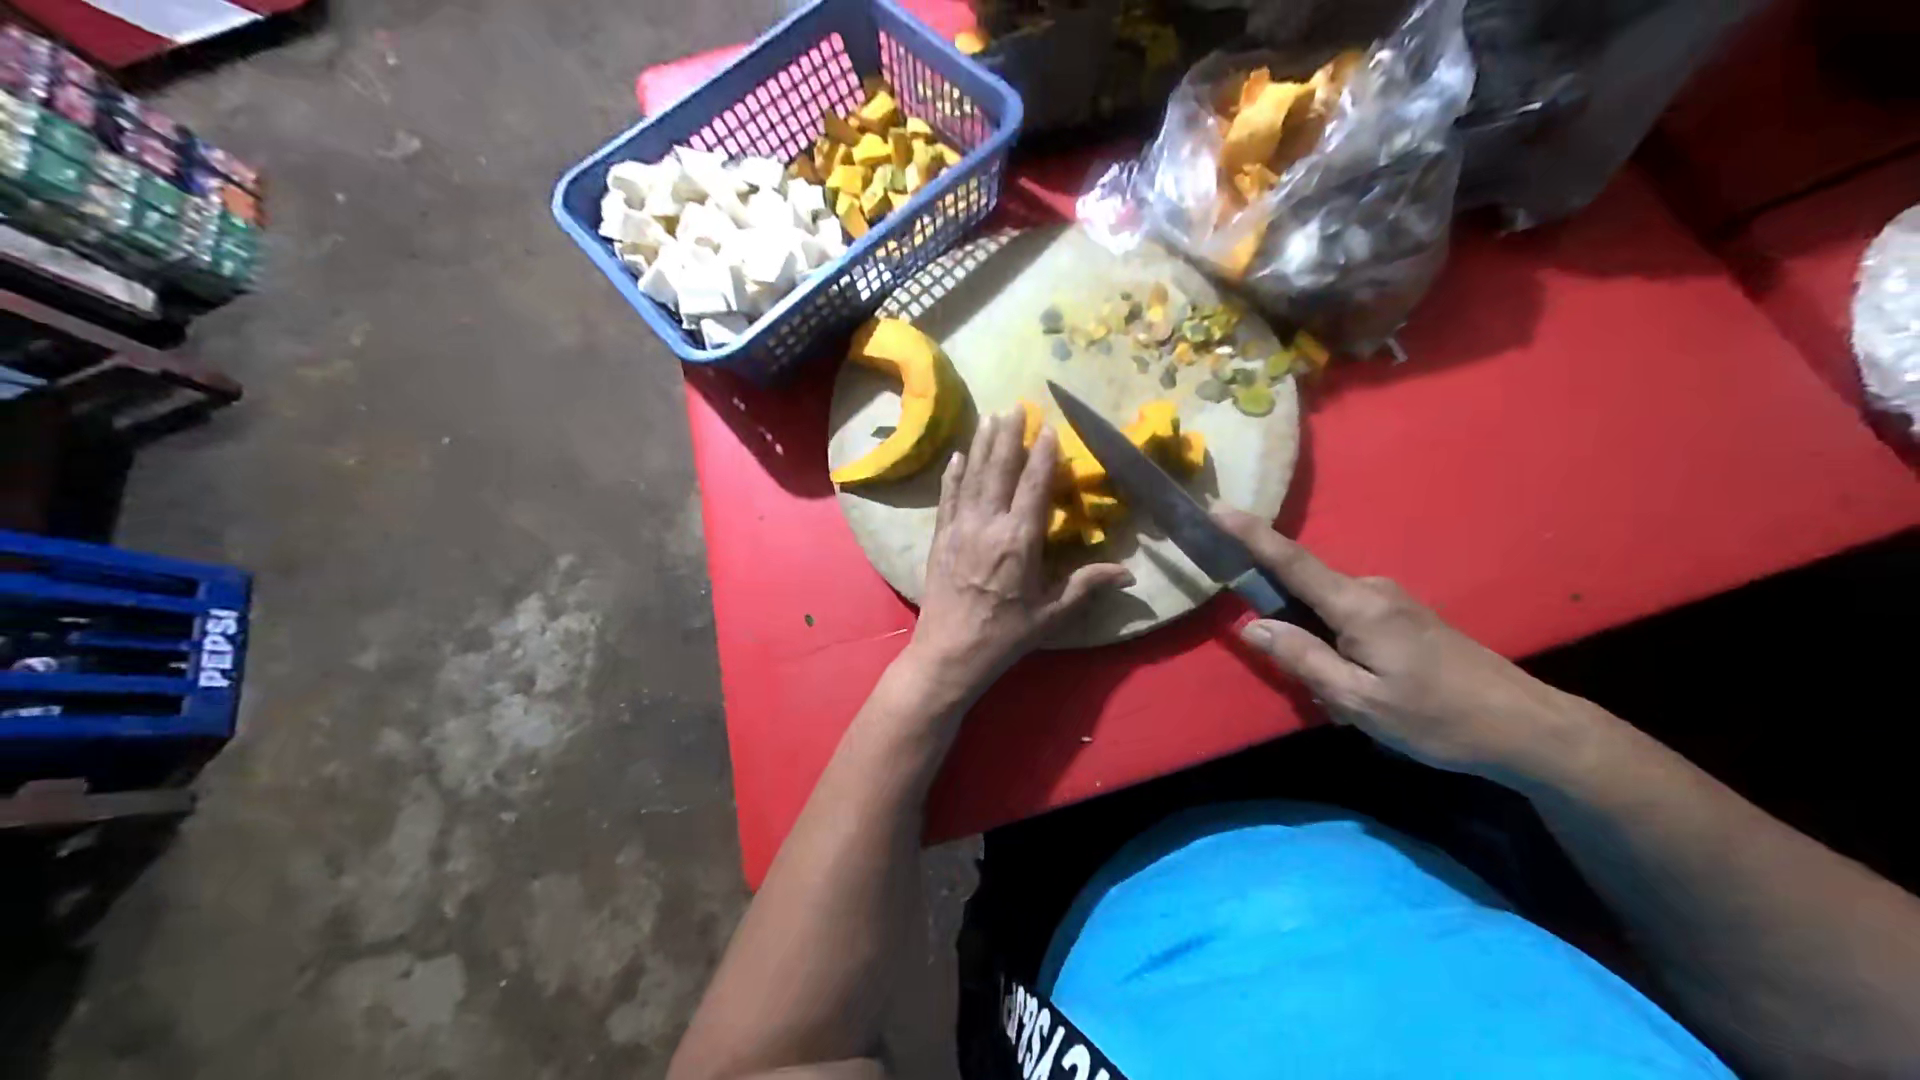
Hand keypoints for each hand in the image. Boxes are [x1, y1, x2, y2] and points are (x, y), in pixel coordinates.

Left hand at [904, 409, 1132, 700]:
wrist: (950, 653)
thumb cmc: (1006, 635)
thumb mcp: (1052, 614)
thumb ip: (1087, 586)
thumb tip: (1130, 574)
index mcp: (1019, 541)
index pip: (1034, 487)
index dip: (1043, 455)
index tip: (1049, 428)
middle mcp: (988, 525)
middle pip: (999, 471)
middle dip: (1008, 437)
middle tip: (1015, 406)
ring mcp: (959, 529)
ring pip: (971, 477)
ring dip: (981, 445)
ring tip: (990, 417)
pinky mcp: (940, 538)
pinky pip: (947, 498)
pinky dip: (952, 475)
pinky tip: (956, 456)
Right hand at [1216, 509, 1599, 787]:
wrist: (1525, 727)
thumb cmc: (1437, 718)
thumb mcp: (1357, 700)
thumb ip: (1301, 658)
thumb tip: (1251, 626)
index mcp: (1358, 606)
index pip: (1291, 562)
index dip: (1251, 535)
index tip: (1218, 509)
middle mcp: (1372, 590)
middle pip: (1303, 587)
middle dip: (1284, 619)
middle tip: (1308, 681)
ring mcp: (1391, 599)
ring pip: (1324, 607)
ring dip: (1313, 640)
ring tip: (1343, 696)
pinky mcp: (1402, 614)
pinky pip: (1346, 616)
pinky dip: (1335, 643)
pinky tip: (1360, 685)